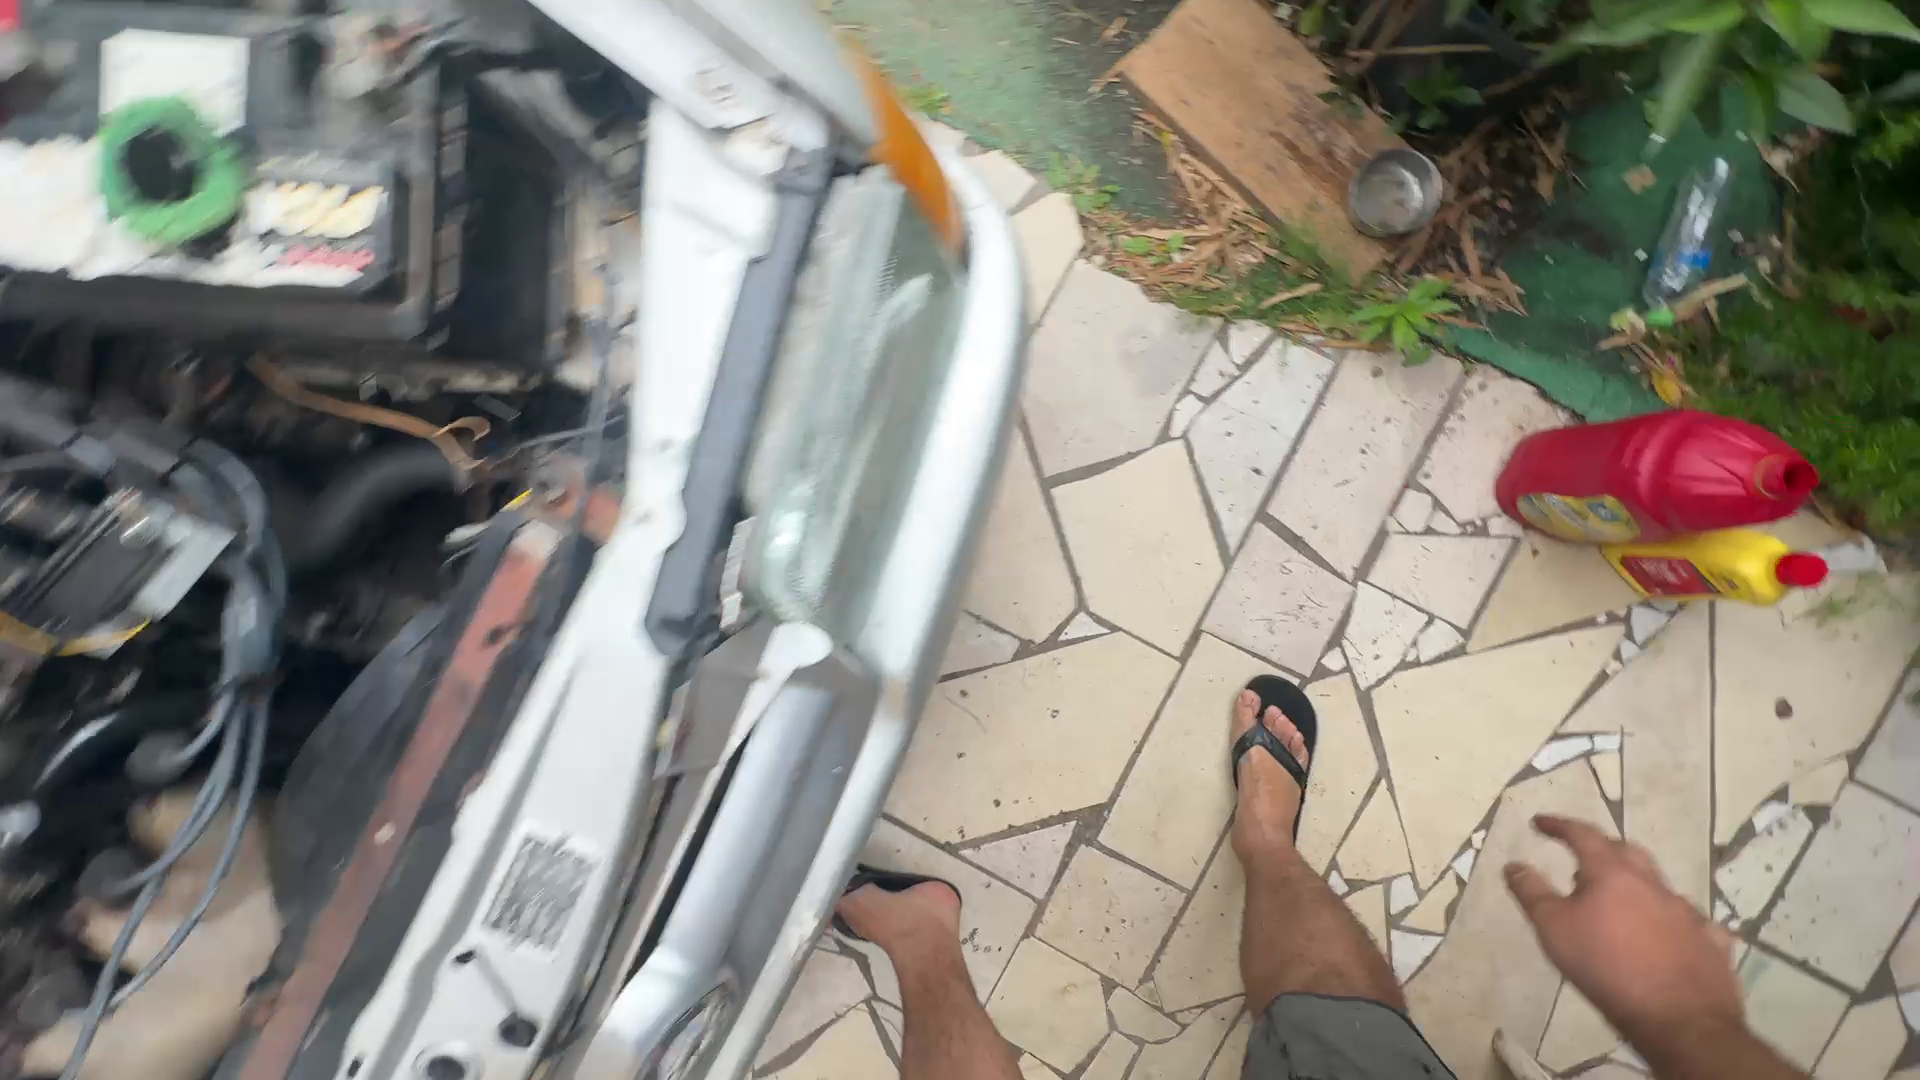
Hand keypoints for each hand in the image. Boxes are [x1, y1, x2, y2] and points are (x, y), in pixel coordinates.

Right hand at [1504, 815, 1741, 1052]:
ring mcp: (1690, 916)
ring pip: (1661, 886)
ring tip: (1621, 898)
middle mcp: (1654, 886)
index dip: (1559, 825)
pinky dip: (1677, 918)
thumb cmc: (1605, 965)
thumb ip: (1530, 891)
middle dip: (1602, 847)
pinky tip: (1674, 930)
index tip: (1539, 823)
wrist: (1680, 1022)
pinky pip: (1697, 922)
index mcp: (1613, 875)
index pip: (1583, 835)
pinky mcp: (1714, 947)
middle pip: (1628, 851)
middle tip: (1581, 856)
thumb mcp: (1552, 926)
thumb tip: (1513, 865)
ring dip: (1638, 884)